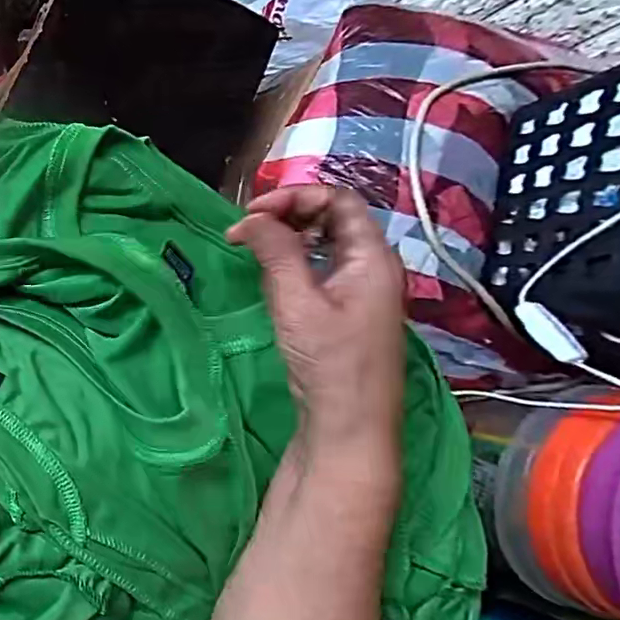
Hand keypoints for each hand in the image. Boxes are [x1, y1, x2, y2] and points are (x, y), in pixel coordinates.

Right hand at [227, 186, 404, 443]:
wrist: (349, 423)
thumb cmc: (329, 361)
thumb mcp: (296, 302)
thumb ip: (275, 252)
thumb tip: (248, 219)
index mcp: (373, 256)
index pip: (338, 200)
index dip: (294, 196)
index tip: (250, 214)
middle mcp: (372, 265)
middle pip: (333, 216)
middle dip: (288, 213)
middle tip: (246, 228)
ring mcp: (361, 288)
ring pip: (326, 242)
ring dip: (289, 235)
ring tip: (253, 245)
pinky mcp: (346, 308)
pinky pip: (320, 266)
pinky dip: (294, 259)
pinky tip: (272, 272)